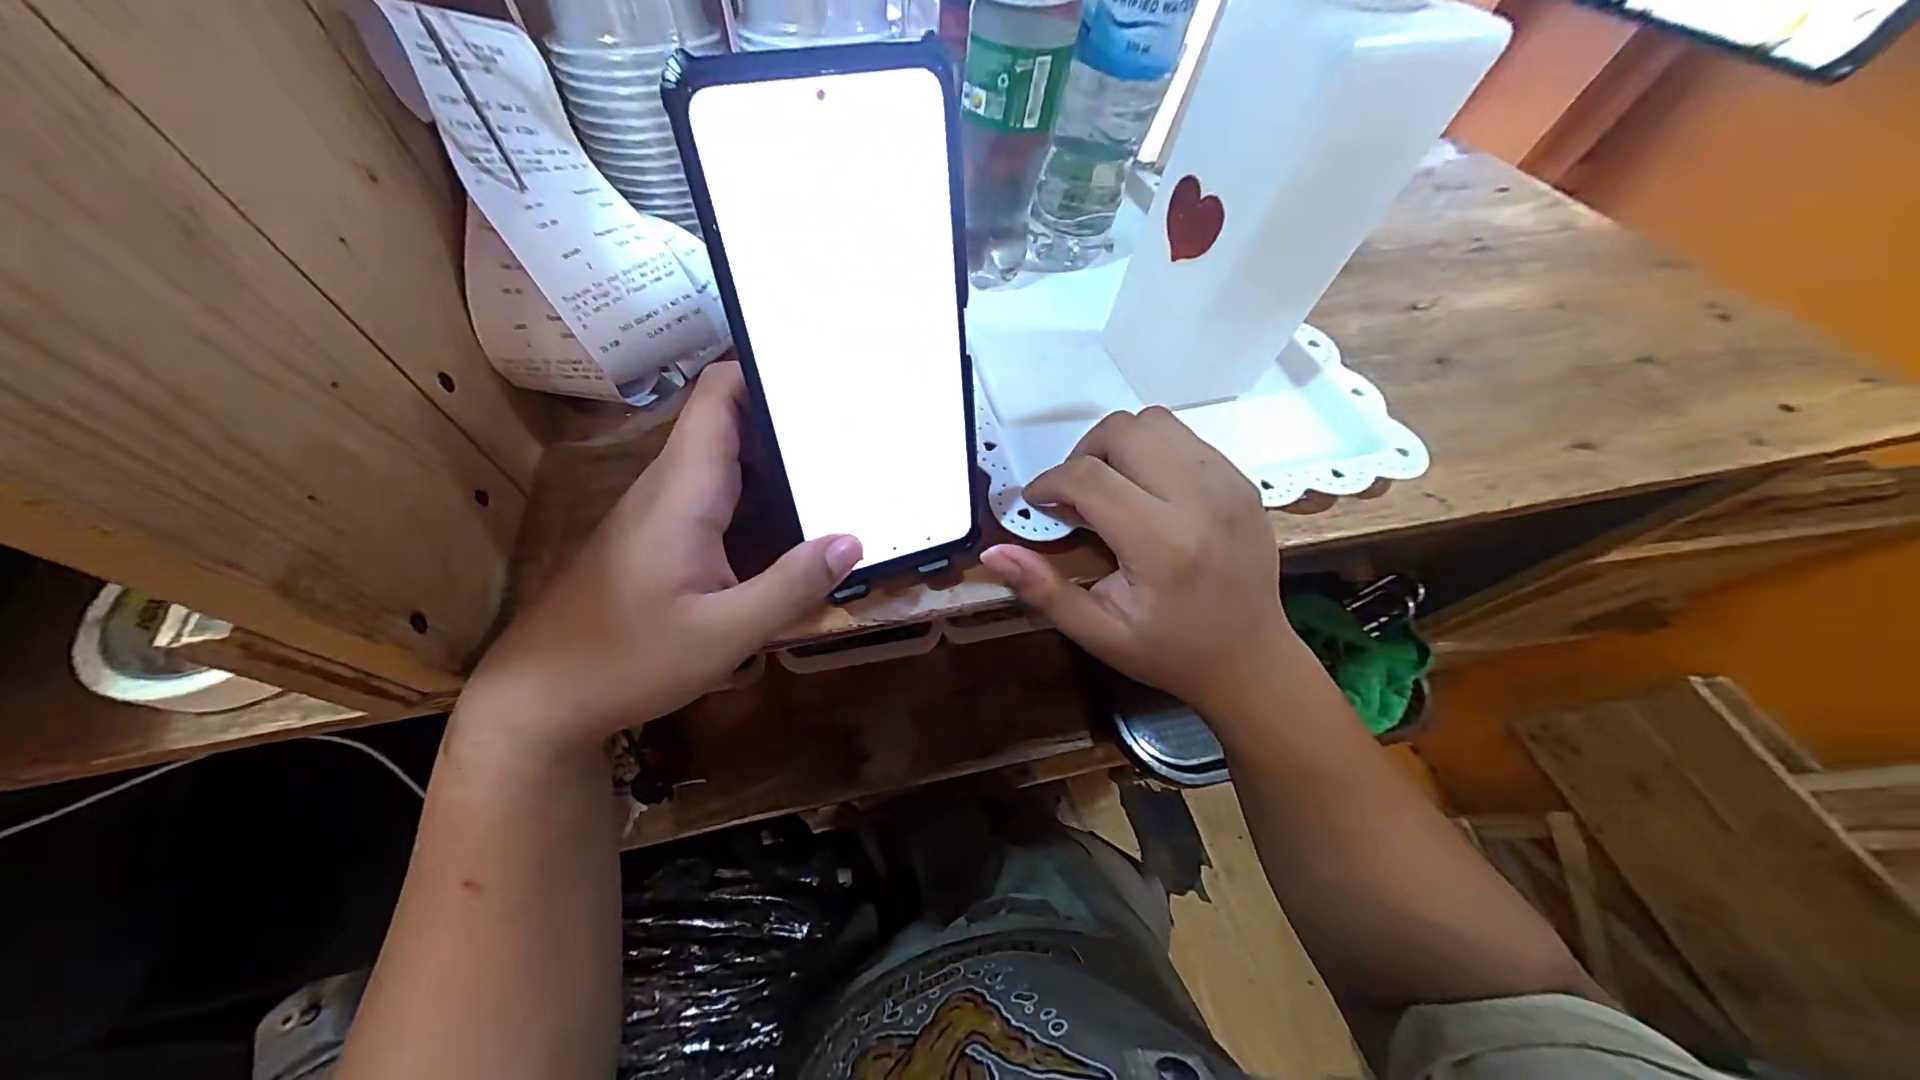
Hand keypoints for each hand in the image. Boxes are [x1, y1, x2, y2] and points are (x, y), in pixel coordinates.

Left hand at [461, 362, 861, 750]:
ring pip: (723, 458)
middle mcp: (670, 486)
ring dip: (775, 455)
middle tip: (851, 422)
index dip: (764, 369)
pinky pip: (716, 493)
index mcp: (684, 490)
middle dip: (787, 414)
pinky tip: (791, 517)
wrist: (541, 695)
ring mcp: (661, 511)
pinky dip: (758, 492)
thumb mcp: (724, 633)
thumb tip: (851, 541)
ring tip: (836, 461)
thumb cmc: (628, 659)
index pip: (719, 395)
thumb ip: (791, 587)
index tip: (821, 373)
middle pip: (728, 420)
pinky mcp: (659, 537)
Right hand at [979, 407, 1300, 715]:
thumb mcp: (1099, 633)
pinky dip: (1152, 452)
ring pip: (1155, 422)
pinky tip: (1146, 492)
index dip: (1050, 483)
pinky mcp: (1242, 482)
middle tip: (1074, 494)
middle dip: (1083, 454)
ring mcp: (1228, 485)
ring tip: (1109, 487)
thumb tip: (995, 553)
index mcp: (1163, 544)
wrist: (1251, 659)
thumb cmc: (1171, 652)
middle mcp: (1201, 501)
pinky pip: (1184, 438)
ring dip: (1118, 446)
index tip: (1039, 502)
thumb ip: (1044, 590)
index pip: (1089, 477)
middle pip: (1123, 431)